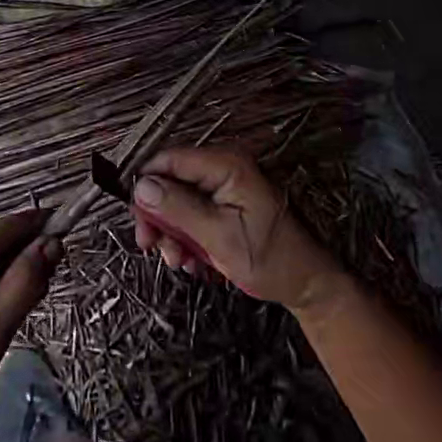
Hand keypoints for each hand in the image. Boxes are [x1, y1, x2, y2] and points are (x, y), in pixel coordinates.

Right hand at [131, 147, 342, 309]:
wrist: (305, 282)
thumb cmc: (270, 258)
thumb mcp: (219, 236)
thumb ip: (178, 208)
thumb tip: (141, 186)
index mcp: (226, 164)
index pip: (170, 159)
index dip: (146, 185)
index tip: (136, 218)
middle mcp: (223, 167)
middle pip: (171, 181)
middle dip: (159, 217)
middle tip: (152, 247)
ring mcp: (225, 187)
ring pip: (178, 201)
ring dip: (172, 232)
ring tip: (179, 261)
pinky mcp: (225, 204)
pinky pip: (193, 213)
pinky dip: (187, 237)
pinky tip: (193, 260)